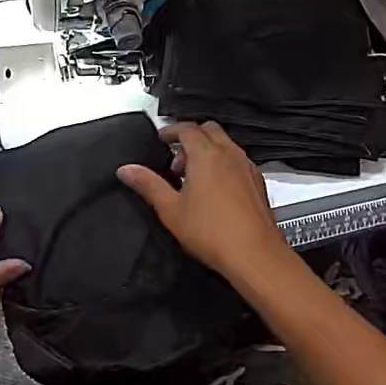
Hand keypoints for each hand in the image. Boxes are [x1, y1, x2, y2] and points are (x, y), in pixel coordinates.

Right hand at [118, 122, 289, 283]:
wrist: (255, 256)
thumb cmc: (215, 234)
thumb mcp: (170, 209)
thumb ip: (148, 184)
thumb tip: (127, 170)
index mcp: (206, 155)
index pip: (187, 128)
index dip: (171, 130)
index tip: (163, 138)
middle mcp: (229, 155)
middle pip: (209, 130)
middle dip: (191, 137)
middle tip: (176, 156)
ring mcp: (247, 168)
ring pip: (225, 145)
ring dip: (208, 150)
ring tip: (193, 175)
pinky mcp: (258, 183)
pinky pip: (238, 162)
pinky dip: (224, 164)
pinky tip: (215, 190)